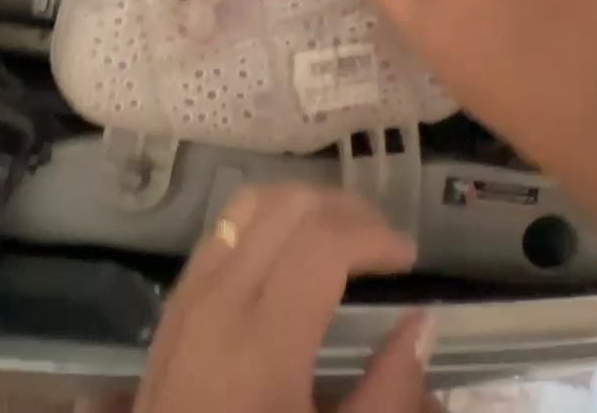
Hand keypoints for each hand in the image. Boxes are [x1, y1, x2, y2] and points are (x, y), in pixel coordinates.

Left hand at [135, 184, 434, 412]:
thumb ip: (388, 393)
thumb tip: (422, 323)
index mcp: (262, 344)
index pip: (323, 243)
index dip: (375, 236)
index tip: (410, 257)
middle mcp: (219, 300)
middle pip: (288, 207)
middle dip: (346, 210)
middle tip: (385, 240)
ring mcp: (189, 293)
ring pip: (250, 203)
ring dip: (304, 204)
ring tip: (345, 232)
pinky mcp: (174, 300)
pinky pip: (223, 227)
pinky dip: (266, 217)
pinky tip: (291, 247)